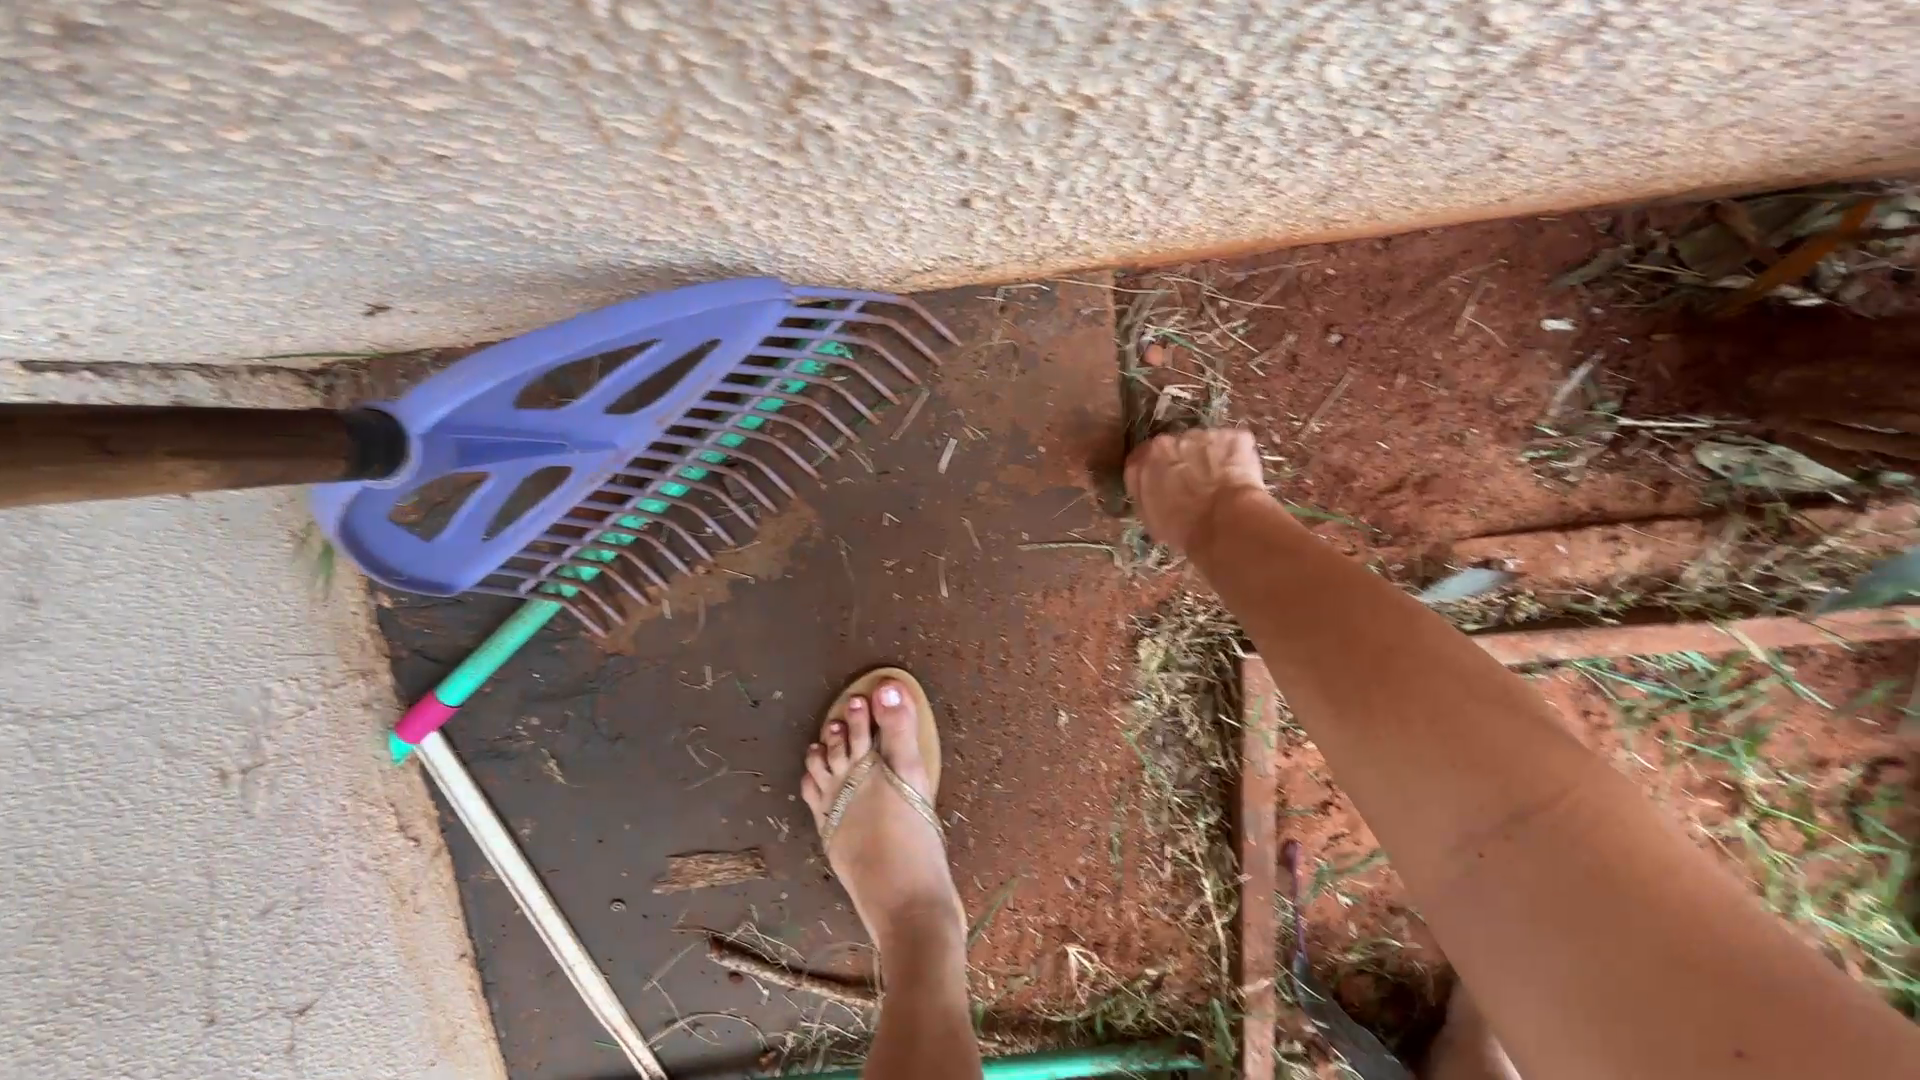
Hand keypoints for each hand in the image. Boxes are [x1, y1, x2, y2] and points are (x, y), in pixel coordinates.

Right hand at [1123, 428, 1266, 554]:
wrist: (1224, 524)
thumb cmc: (1183, 528)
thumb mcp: (1150, 517)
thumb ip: (1146, 493)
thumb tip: (1153, 489)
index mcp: (1145, 459)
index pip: (1144, 459)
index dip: (1157, 474)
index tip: (1166, 487)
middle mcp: (1171, 440)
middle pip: (1177, 448)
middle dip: (1185, 463)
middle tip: (1197, 487)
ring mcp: (1205, 435)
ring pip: (1207, 444)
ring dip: (1212, 460)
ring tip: (1222, 486)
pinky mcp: (1235, 437)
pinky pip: (1236, 445)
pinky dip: (1239, 459)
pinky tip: (1241, 480)